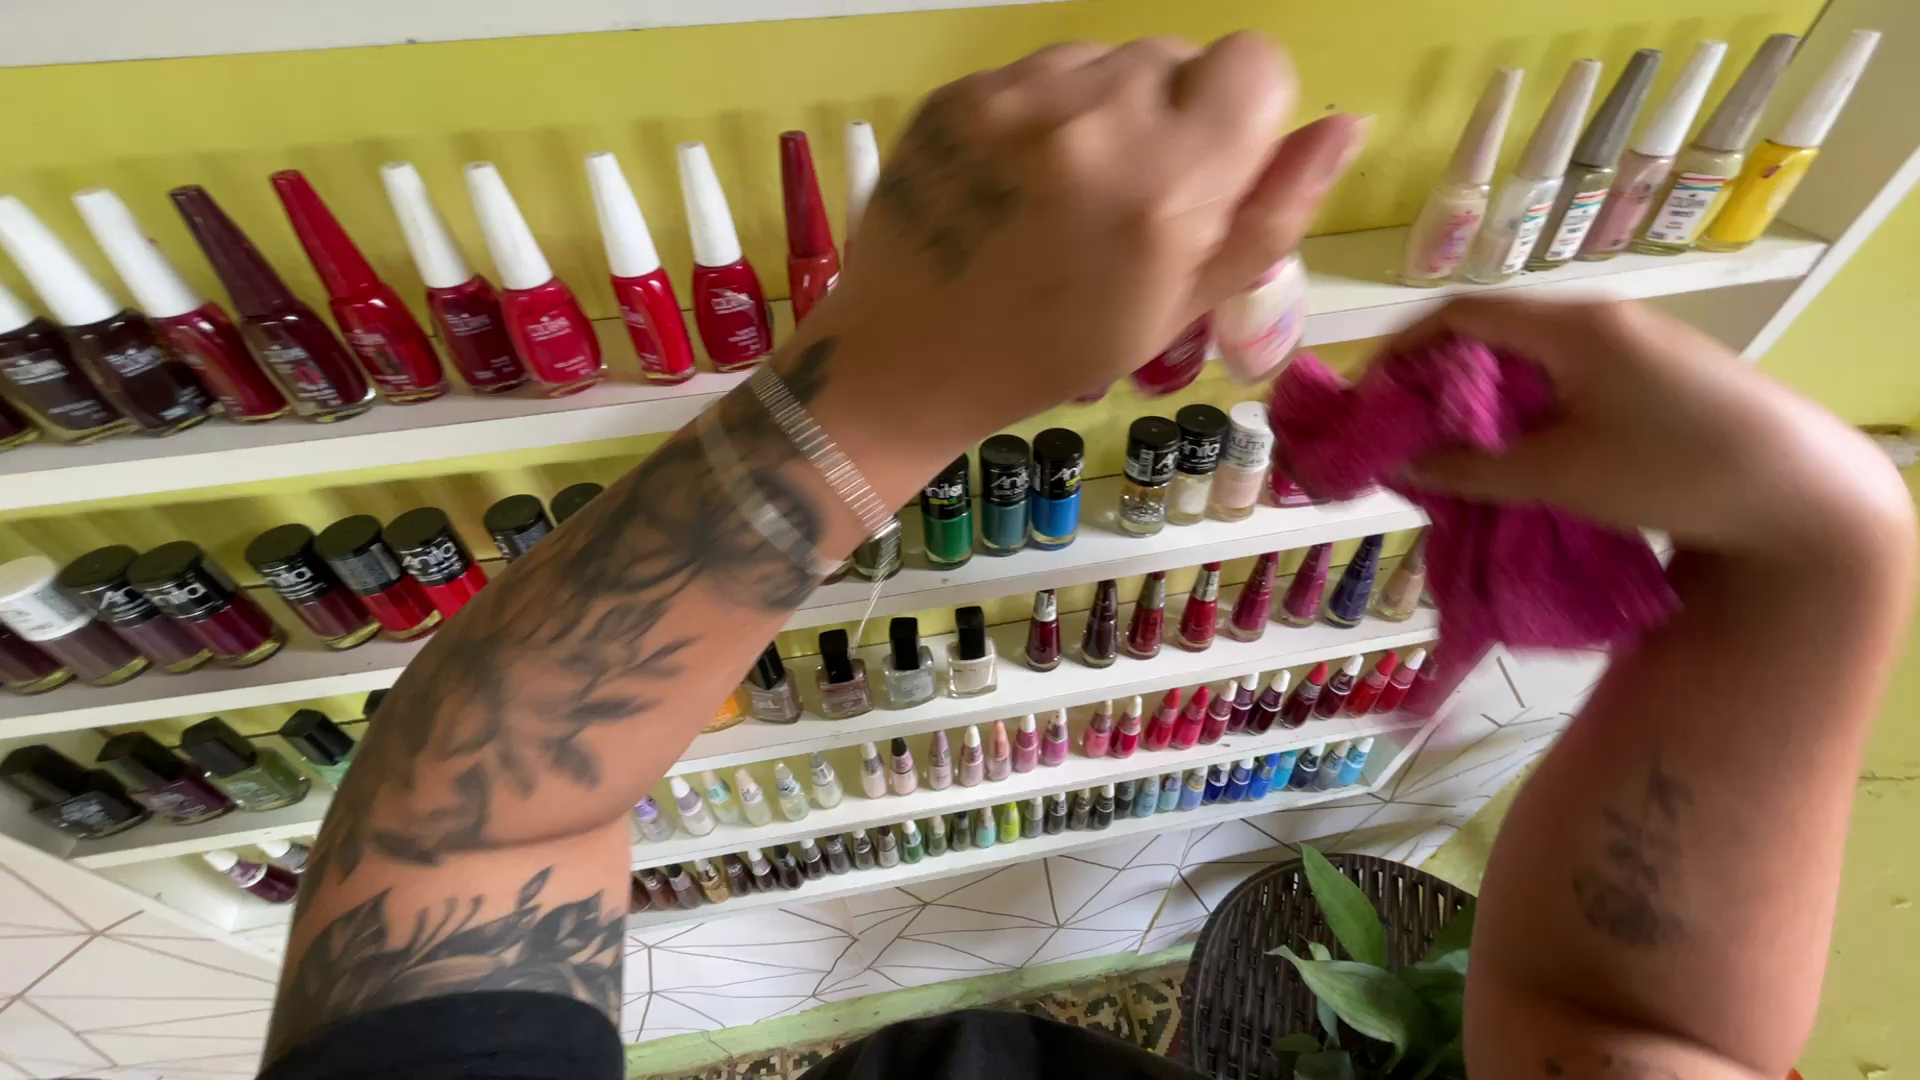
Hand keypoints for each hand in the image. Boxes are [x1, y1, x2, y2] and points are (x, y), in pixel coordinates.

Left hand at [808, 34, 1366, 452]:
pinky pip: (1038, 75)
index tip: (1202, 181)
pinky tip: (1012, 184)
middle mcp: (1097, 118)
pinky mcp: (960, 94)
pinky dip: (1044, 117)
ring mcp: (1018, 98)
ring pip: (1108, 61)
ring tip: (1059, 200)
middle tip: (1118, 207)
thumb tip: (1344, 129)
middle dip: (1171, 122)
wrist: (913, 361)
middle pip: (1180, 58)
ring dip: (1107, 114)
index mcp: (1164, 185)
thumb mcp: (1171, 312)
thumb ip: (1265, 222)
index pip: (1258, 67)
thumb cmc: (1050, 355)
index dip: (1242, 124)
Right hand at [1397, 296, 1913, 562]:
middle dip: (1431, 373)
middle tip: (1398, 421)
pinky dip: (1511, 400)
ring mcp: (1627, 343)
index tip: (1369, 391)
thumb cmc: (1672, 473)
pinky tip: (1503, 439)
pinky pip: (1554, 372)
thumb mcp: (1553, 476)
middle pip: (1487, 330)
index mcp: (1574, 328)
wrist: (1808, 498)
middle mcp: (1598, 320)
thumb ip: (1465, 468)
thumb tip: (1400, 465)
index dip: (1402, 345)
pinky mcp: (1644, 371)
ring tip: (1441, 436)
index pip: (1461, 313)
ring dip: (1471, 391)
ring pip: (1519, 354)